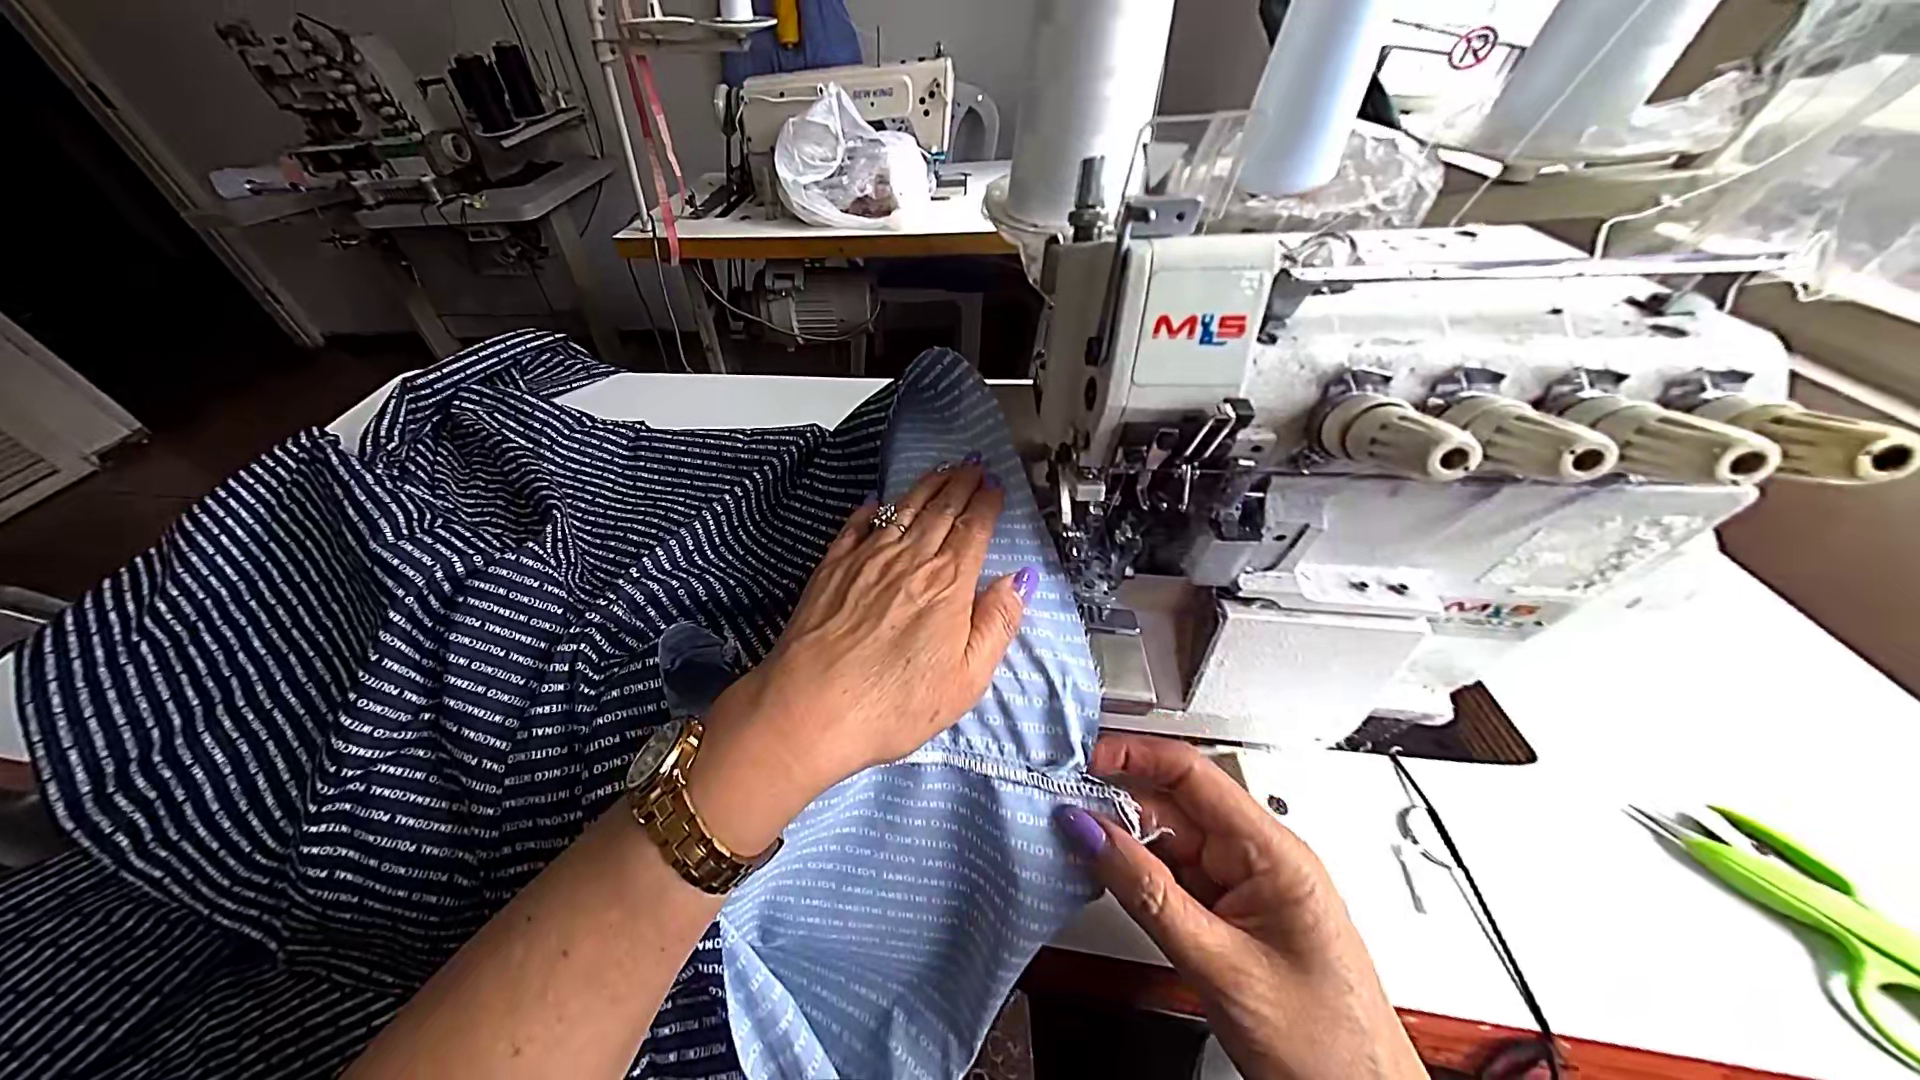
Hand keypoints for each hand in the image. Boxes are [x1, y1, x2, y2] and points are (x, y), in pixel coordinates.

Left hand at [687, 461, 1035, 850]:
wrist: (809, 709)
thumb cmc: (893, 705)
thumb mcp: (966, 679)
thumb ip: (997, 624)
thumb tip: (1019, 581)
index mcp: (948, 583)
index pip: (974, 527)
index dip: (987, 503)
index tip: (995, 487)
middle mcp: (910, 559)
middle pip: (942, 508)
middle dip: (962, 483)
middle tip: (973, 465)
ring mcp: (867, 559)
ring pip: (904, 509)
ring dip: (927, 485)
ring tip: (942, 471)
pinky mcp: (832, 568)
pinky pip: (857, 526)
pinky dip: (873, 509)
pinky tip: (878, 502)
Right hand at [1056, 734, 1423, 1079]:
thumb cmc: (1327, 1047)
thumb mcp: (1219, 964)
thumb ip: (1147, 893)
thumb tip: (1092, 833)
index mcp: (1272, 852)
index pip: (1193, 773)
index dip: (1136, 755)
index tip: (1088, 758)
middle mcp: (1256, 857)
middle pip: (1173, 804)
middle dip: (1118, 802)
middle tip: (1067, 808)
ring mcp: (1240, 884)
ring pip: (1168, 840)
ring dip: (1123, 840)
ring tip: (1077, 844)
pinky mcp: (1227, 911)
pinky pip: (1172, 875)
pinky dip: (1136, 873)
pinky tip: (1108, 876)